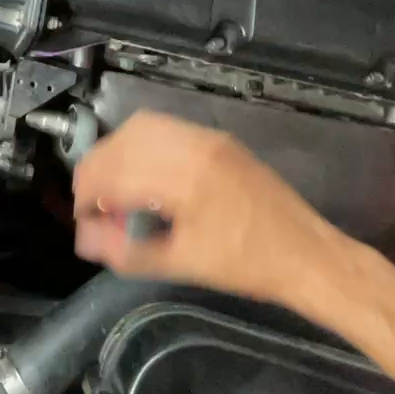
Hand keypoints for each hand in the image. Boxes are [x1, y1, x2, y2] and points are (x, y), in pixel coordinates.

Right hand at [71, 111, 352, 307]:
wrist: (311, 257)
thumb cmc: (249, 267)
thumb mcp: (184, 265)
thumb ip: (127, 250)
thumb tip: (84, 239)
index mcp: (184, 177)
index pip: (114, 172)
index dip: (87, 193)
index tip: (83, 217)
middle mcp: (192, 145)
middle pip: (121, 143)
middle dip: (96, 171)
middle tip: (92, 202)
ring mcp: (205, 136)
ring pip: (138, 127)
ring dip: (115, 153)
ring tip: (112, 185)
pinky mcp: (214, 137)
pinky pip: (161, 127)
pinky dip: (138, 143)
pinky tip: (139, 170)